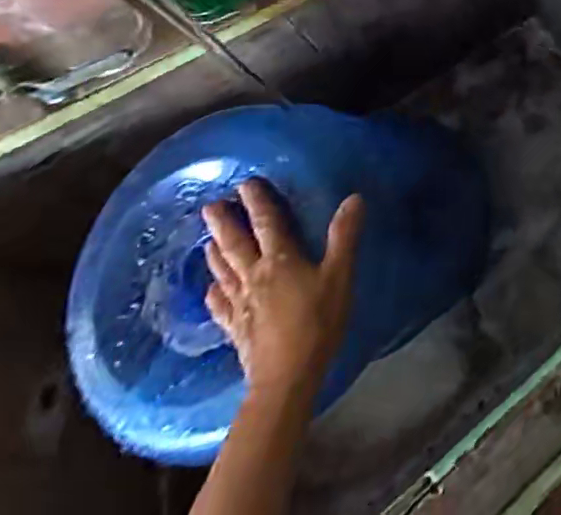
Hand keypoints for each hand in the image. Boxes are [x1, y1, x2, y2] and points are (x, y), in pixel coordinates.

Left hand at [202, 180, 364, 391]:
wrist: (285, 377)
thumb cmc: (317, 323)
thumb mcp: (339, 277)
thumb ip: (344, 236)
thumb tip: (353, 198)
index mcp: (280, 260)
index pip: (266, 223)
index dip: (257, 201)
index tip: (246, 183)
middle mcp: (254, 276)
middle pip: (235, 244)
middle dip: (223, 223)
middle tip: (210, 205)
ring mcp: (241, 304)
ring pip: (224, 271)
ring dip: (215, 253)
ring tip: (206, 240)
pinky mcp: (236, 329)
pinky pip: (221, 306)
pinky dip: (214, 294)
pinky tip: (211, 290)